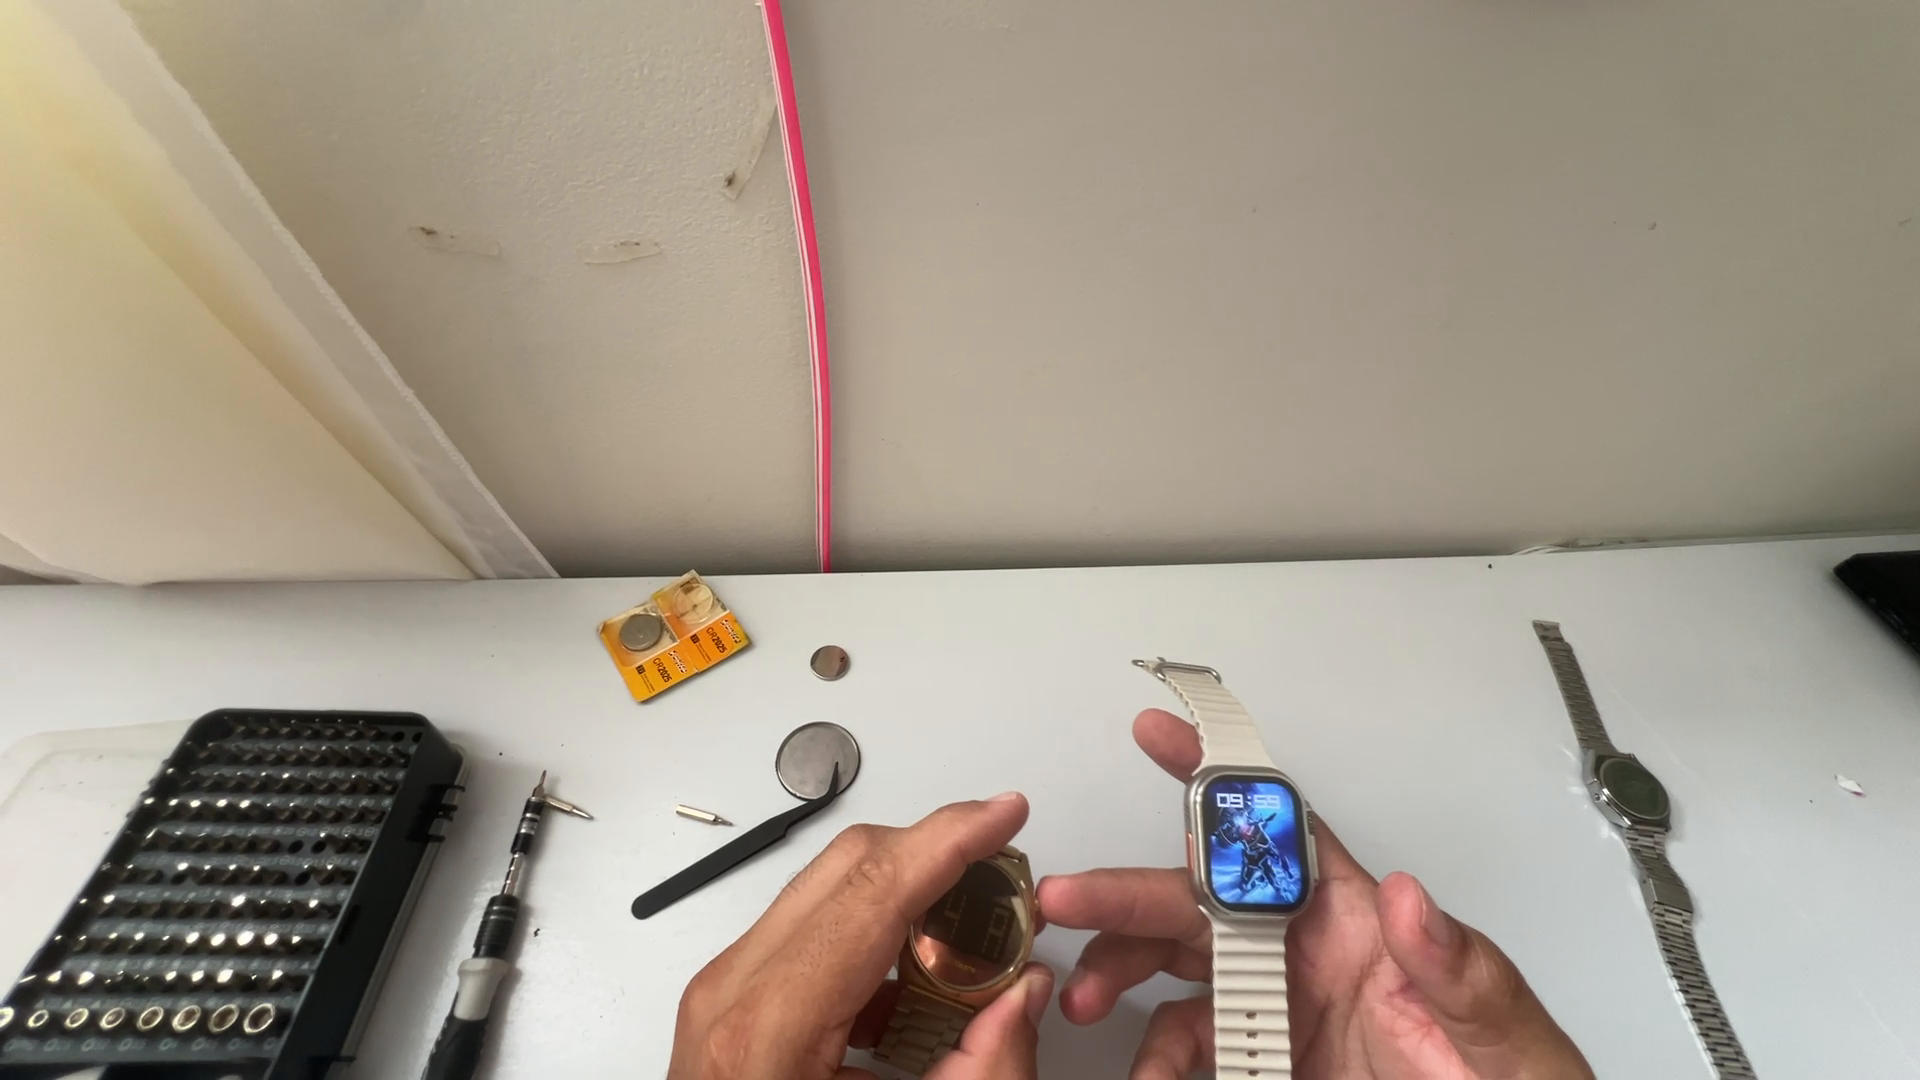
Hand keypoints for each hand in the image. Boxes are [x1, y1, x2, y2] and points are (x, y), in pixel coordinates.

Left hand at [668, 792, 1053, 1079]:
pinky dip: (879, 921)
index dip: (949, 840)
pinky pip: (818, 918)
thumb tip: (1027, 988)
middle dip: (937, 848)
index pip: (874, 889)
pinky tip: (919, 966)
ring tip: (968, 918)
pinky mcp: (735, 985)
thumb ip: (983, 1071)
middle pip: (853, 861)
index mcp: (768, 1029)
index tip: (1004, 814)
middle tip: (999, 866)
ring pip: (835, 878)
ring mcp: (728, 979)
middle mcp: (734, 985)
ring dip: (910, 881)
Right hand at [1039, 710, 1592, 1079]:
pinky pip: (1186, 1038)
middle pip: (1194, 895)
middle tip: (1065, 897)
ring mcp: (1271, 1001)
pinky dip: (1154, 1053)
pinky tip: (1144, 1074)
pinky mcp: (1258, 1056)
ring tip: (1081, 996)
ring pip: (1172, 959)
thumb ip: (1465, 976)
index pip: (1274, 826)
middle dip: (1124, 891)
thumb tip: (1404, 892)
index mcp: (1350, 916)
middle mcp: (1297, 945)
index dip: (1214, 773)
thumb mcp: (1509, 1049)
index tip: (1155, 733)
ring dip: (1118, 966)